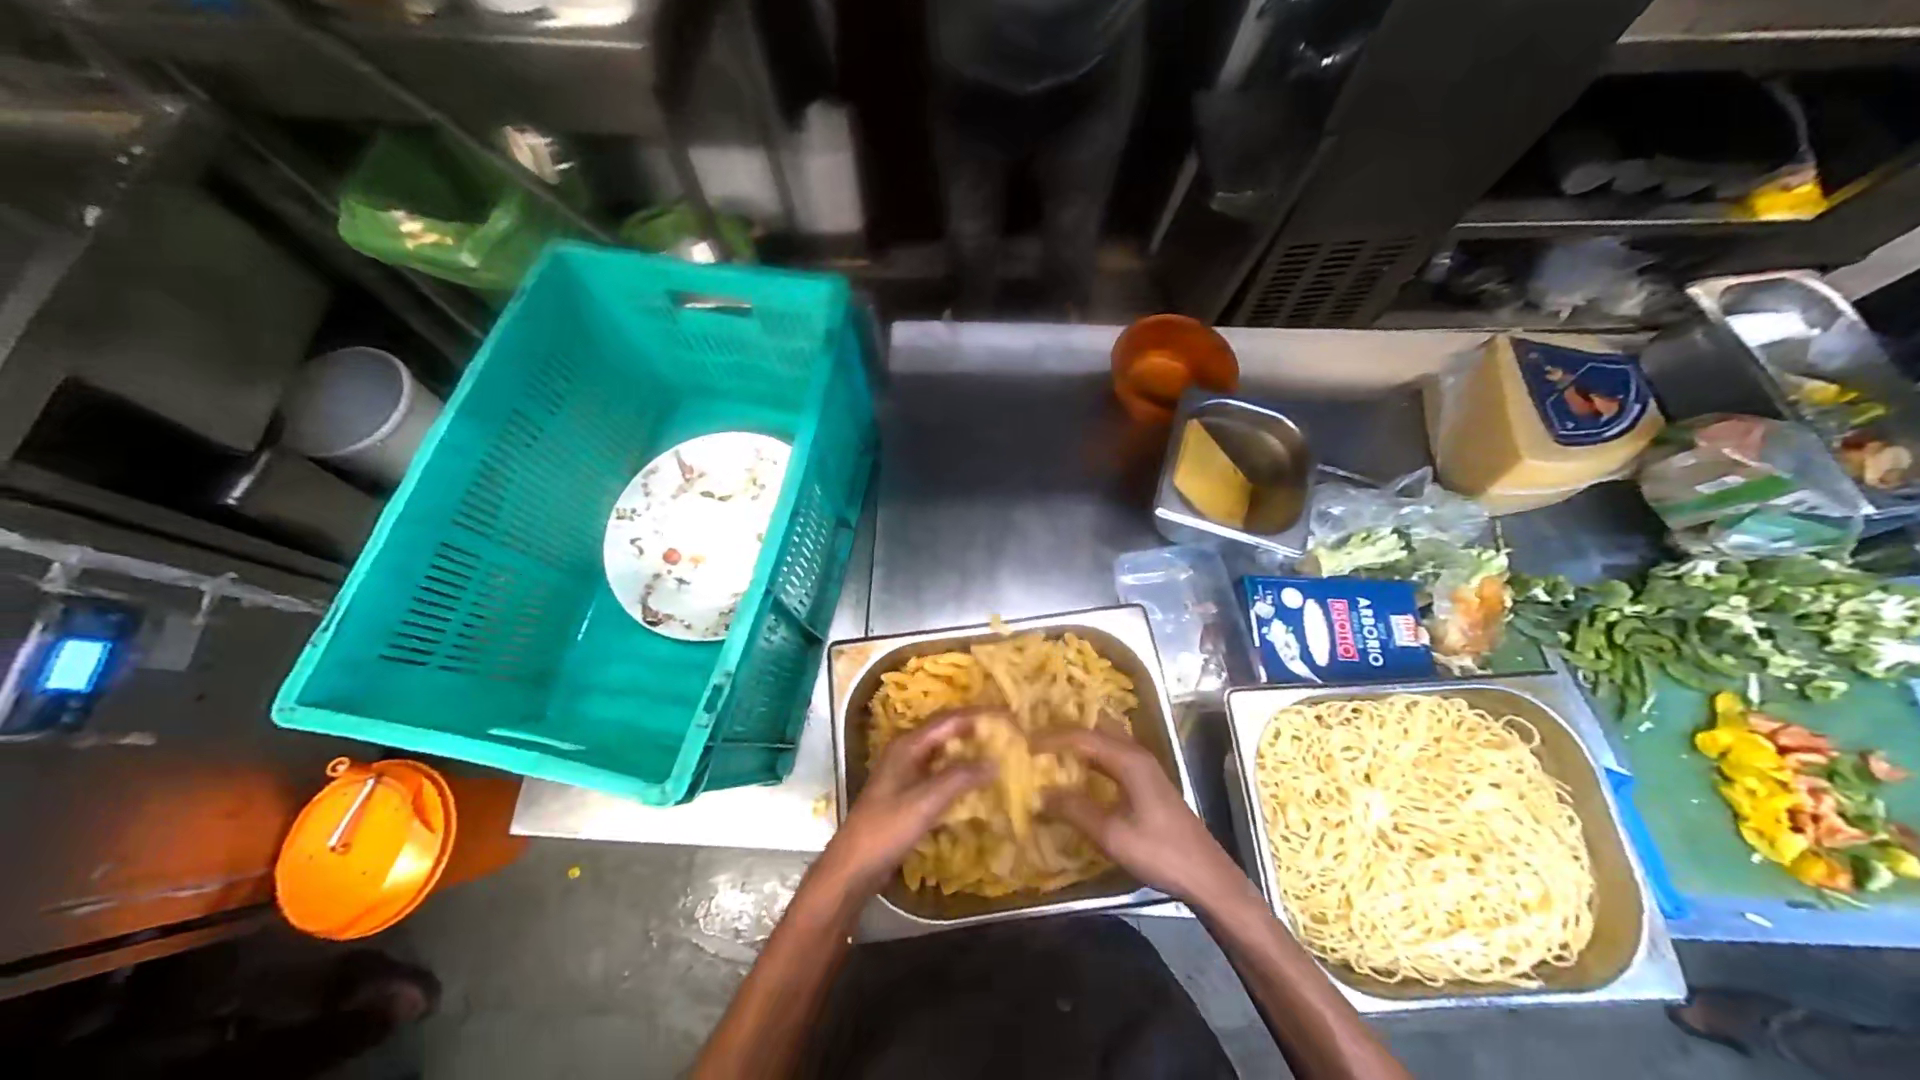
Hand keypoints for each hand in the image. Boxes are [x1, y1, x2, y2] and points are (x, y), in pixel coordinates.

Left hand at [821, 707, 995, 893]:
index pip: (950, 719)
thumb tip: (995, 761)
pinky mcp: (909, 792)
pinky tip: (977, 782)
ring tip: (999, 753)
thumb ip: (960, 778)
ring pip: (944, 751)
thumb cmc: (887, 828)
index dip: (980, 715)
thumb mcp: (926, 801)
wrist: (854, 865)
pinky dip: (960, 771)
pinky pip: (940, 772)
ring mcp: (906, 771)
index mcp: (908, 745)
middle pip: (947, 730)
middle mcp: (907, 751)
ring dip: (969, 750)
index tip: (1009, 717)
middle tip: (1008, 734)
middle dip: (976, 729)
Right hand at [1035, 725, 1251, 906]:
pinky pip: (1111, 757)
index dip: (1051, 739)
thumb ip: (1074, 810)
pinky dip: (1091, 758)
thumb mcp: (1111, 834)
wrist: (1207, 877)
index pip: (1082, 737)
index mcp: (1128, 760)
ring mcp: (1145, 768)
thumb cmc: (1159, 852)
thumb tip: (1040, 795)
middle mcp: (1137, 755)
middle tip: (1034, 741)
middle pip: (1095, 732)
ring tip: (1050, 752)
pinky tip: (1079, 773)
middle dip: (1064, 733)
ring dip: (1078, 745)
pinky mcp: (1147, 783)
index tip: (1023, 745)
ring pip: (1105, 743)